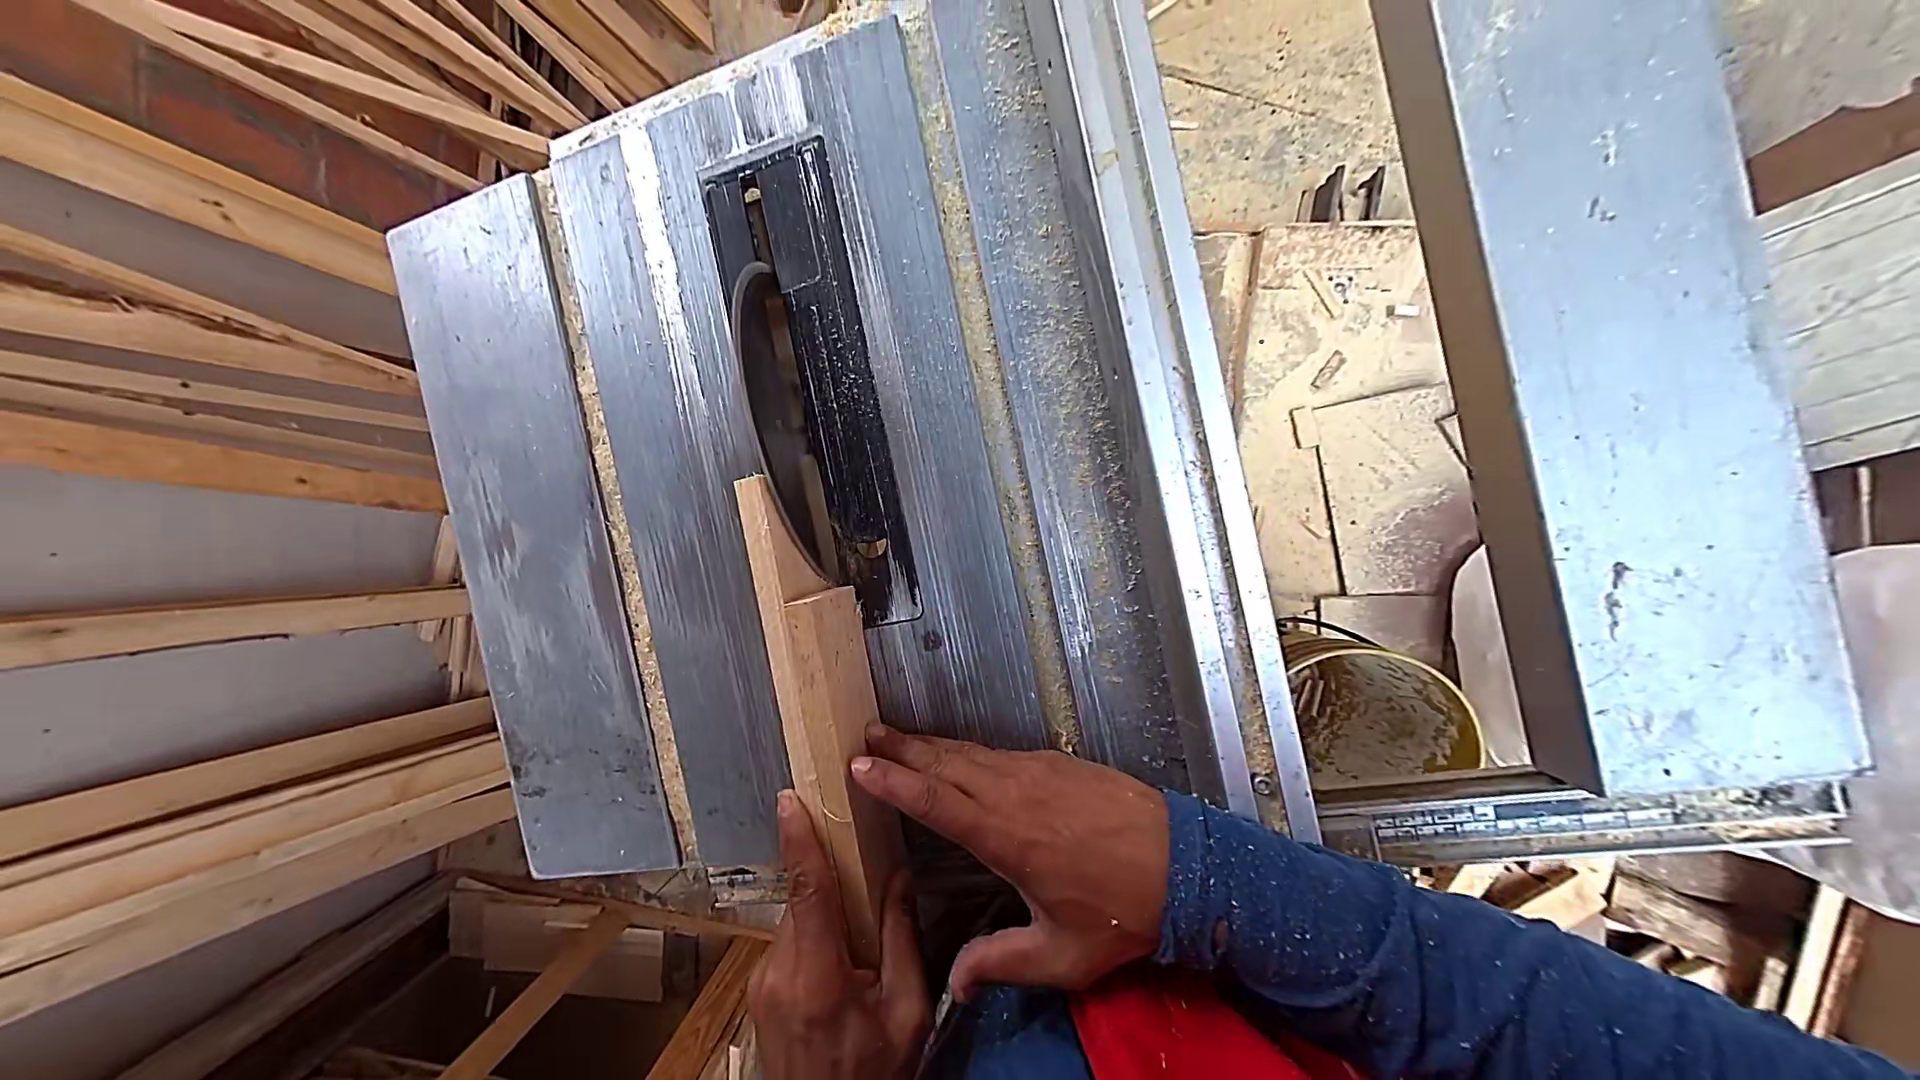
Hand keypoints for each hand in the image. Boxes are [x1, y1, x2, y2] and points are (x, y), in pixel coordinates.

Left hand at [749, 791, 929, 1079]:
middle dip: (831, 880)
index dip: (798, 841)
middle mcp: (779, 973)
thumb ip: (902, 939)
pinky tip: (839, 961)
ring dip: (824, 911)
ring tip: (857, 942)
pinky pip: (790, 940)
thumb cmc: (872, 1075)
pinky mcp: (759, 990)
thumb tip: (899, 877)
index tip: (790, 800)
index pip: (806, 891)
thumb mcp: (906, 1012)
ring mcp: (762, 983)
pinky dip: (814, 933)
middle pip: (804, 899)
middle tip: (862, 881)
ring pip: (796, 918)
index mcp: (817, 977)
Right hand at [850, 726, 1168, 1001]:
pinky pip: (997, 751)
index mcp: (1005, 835)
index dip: (894, 781)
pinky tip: (958, 754)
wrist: (1184, 861)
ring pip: (969, 751)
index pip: (935, 801)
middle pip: (944, 763)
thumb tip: (954, 983)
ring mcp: (1036, 770)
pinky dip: (966, 749)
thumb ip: (1001, 961)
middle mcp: (1013, 792)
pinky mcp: (1055, 761)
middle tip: (867, 736)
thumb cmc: (1121, 909)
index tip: (861, 766)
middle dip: (901, 748)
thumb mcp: (1061, 954)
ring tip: (899, 737)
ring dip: (930, 744)